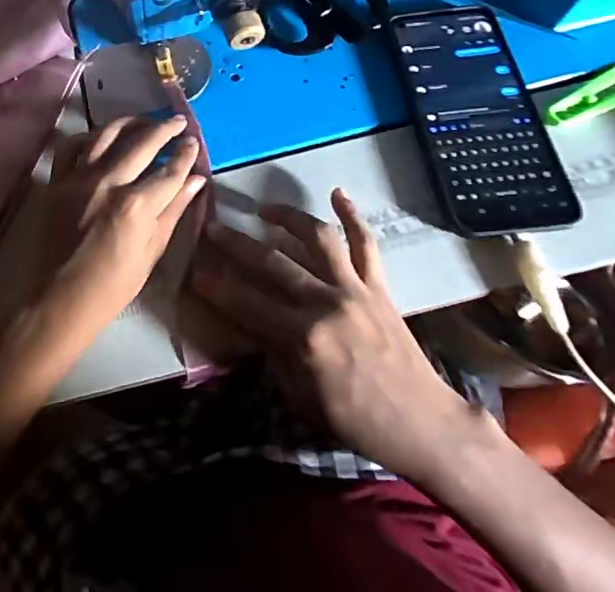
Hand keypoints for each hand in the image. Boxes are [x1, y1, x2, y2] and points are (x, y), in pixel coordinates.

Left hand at [39, 115, 207, 330]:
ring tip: (144, 121)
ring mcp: (78, 179)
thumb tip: (196, 179)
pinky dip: (89, 136)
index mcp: (136, 205)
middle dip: (165, 128)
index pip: (170, 169)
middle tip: (178, 122)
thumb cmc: (113, 284)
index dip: (185, 154)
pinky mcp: (57, 182)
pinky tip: (102, 137)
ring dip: (130, 122)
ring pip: (106, 134)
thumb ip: (173, 209)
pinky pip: (72, 147)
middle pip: (142, 142)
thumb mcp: (152, 250)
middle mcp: (108, 183)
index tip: (194, 142)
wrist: (60, 300)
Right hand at [189, 189, 478, 482]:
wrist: (419, 420)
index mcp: (303, 338)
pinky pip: (366, 243)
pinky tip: (337, 193)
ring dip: (290, 218)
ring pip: (319, 238)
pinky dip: (353, 215)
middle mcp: (327, 303)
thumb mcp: (302, 397)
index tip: (195, 268)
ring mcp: (356, 288)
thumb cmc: (355, 419)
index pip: (247, 304)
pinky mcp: (379, 284)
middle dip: (238, 245)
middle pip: (274, 263)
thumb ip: (274, 354)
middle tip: (213, 228)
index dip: (217, 286)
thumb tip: (251, 323)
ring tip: (265, 209)